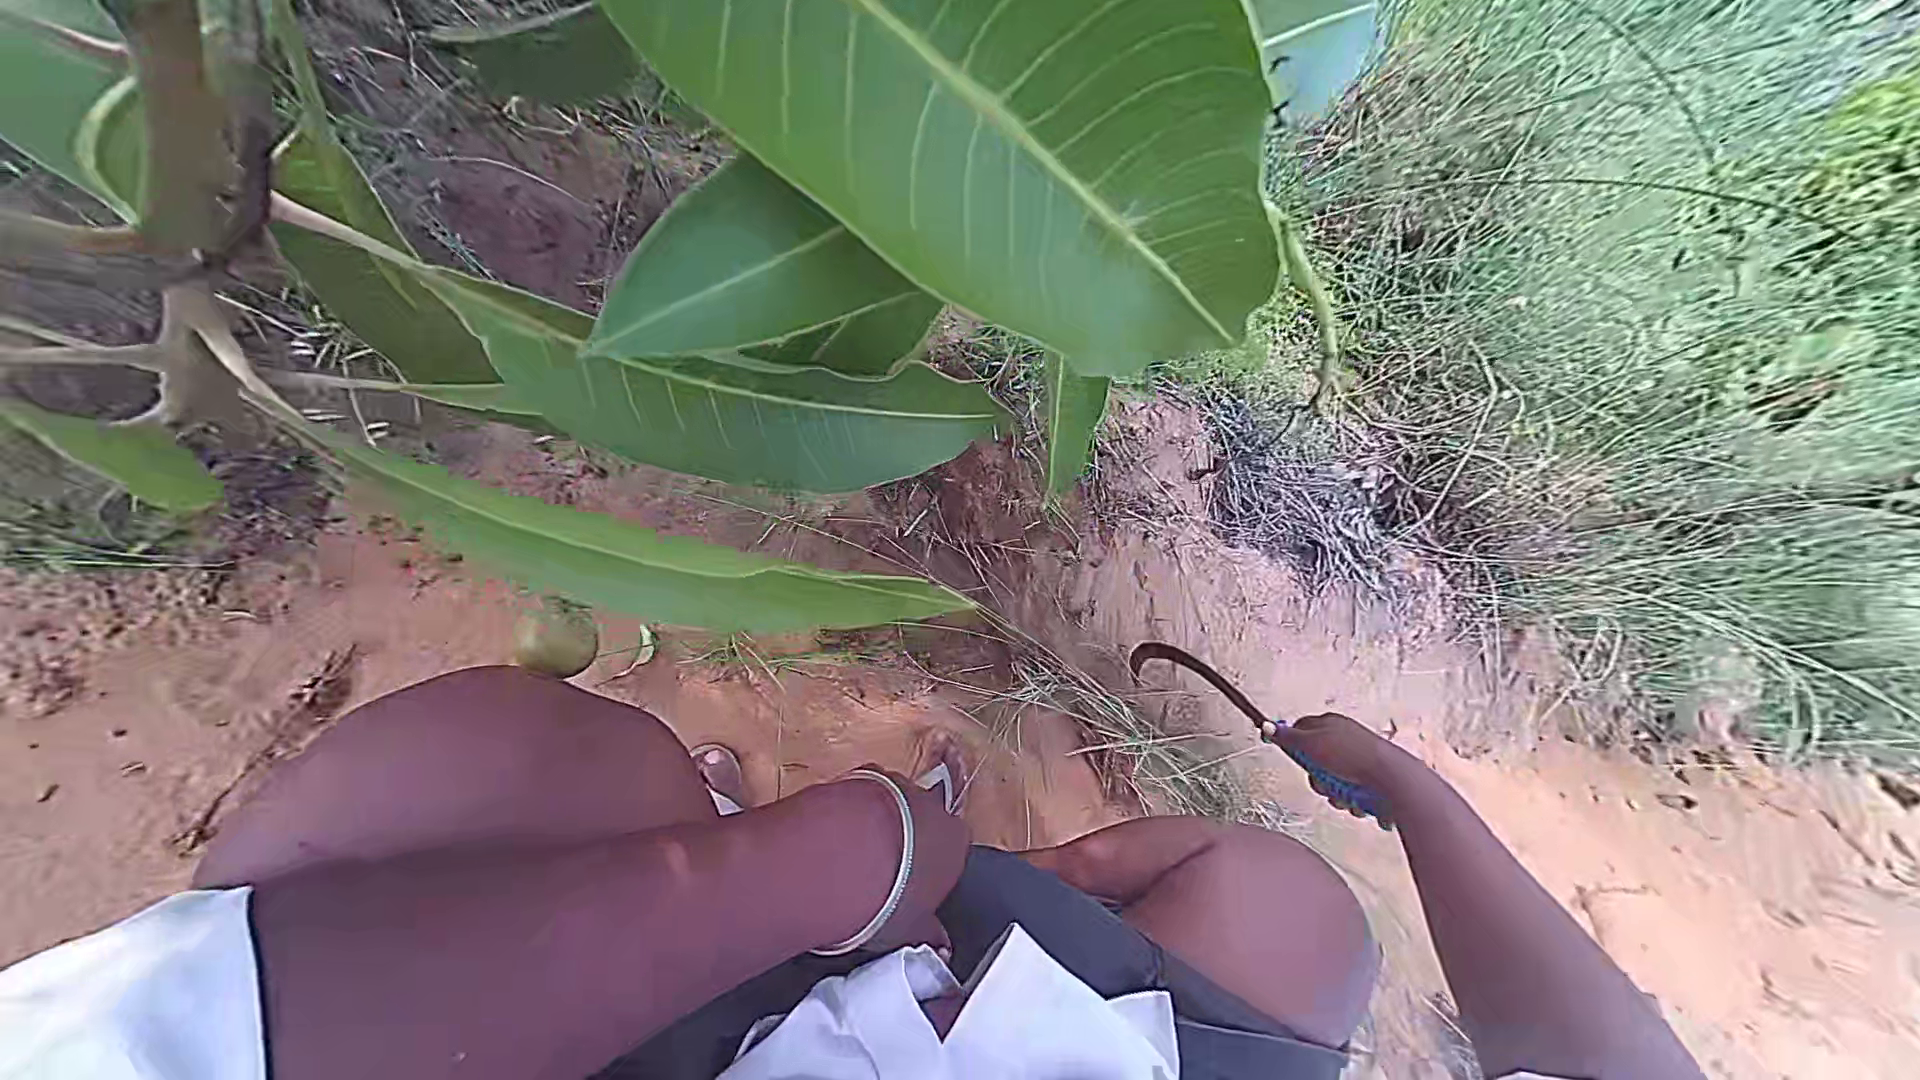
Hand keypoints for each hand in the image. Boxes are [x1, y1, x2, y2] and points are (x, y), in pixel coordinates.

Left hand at [834, 766, 969, 953]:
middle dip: (907, 844)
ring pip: (896, 806)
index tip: (913, 891)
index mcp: (955, 841)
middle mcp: (935, 807)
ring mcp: (902, 786)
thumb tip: (940, 946)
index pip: (952, 853)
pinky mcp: (869, 773)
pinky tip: (839, 832)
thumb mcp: (913, 929)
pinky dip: (858, 807)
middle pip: (925, 825)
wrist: (848, 853)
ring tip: (855, 856)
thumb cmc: (890, 897)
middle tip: (883, 874)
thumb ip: (930, 933)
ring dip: (882, 824)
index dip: (933, 872)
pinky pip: (867, 792)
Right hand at [1264, 713, 1429, 824]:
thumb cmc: (1355, 757)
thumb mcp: (1309, 743)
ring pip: (1334, 778)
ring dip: (1334, 791)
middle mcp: (1347, 738)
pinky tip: (1356, 800)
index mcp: (1331, 723)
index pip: (1301, 729)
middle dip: (1317, 776)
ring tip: (1342, 793)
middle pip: (1316, 759)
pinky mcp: (1374, 779)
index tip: (1292, 754)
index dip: (1294, 744)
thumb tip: (1269, 727)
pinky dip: (1351, 799)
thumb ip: (1286, 736)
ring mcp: (1361, 759)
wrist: (1395, 782)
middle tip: (1322, 779)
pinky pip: (1352, 791)